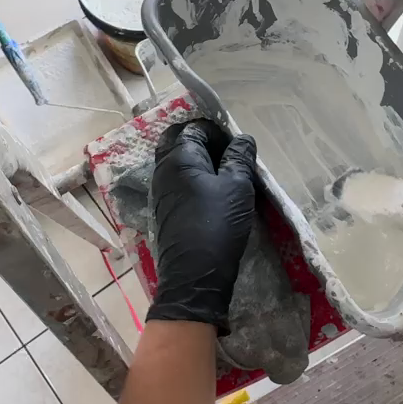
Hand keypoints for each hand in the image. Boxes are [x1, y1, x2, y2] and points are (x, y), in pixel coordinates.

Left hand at [147, 119, 257, 332]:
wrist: (194, 275)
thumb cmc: (218, 224)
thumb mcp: (238, 187)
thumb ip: (239, 158)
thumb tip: (242, 139)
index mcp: (179, 157)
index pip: (195, 128)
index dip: (218, 132)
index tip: (238, 146)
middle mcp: (163, 169)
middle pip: (178, 141)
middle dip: (201, 141)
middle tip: (227, 154)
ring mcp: (160, 190)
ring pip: (175, 162)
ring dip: (197, 160)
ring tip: (223, 172)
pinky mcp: (164, 208)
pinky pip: (176, 181)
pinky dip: (192, 177)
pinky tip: (211, 191)